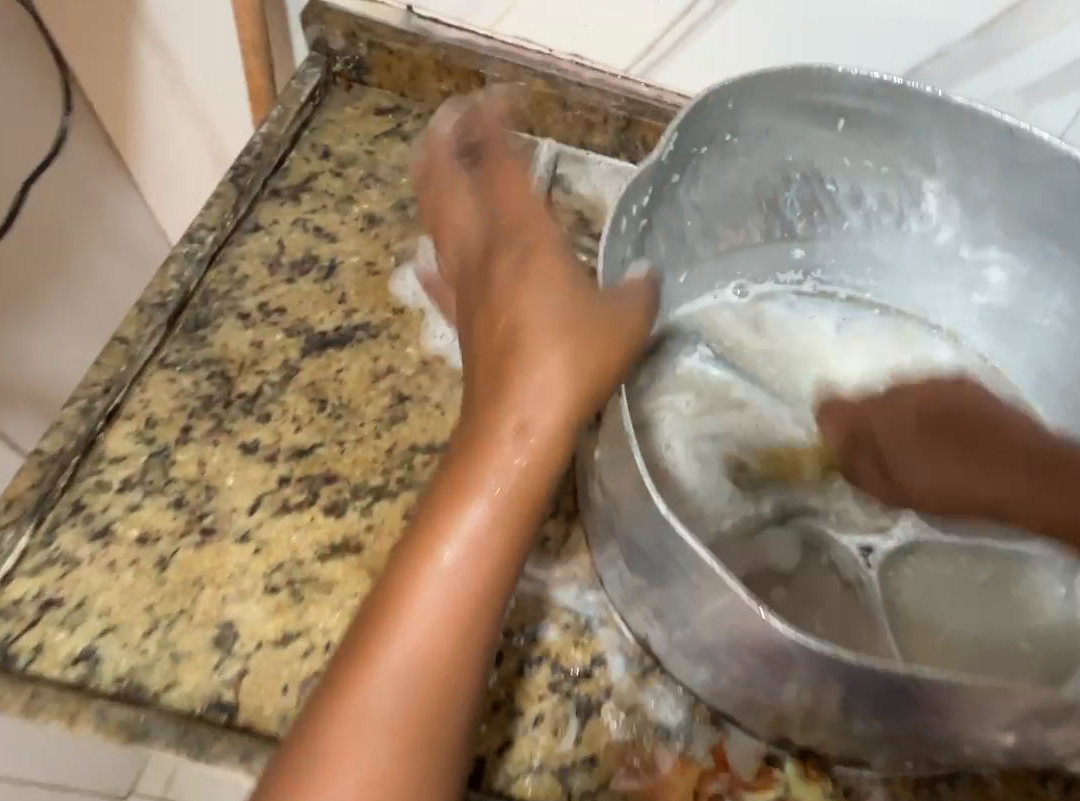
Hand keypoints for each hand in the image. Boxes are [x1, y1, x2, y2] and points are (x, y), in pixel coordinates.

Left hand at [413, 90, 658, 447]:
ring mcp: (464, 285)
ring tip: (437, 165)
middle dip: (445, 139)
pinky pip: (439, 279)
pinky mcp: (459, 320)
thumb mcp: (626, 322)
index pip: (498, 159)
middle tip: (455, 117)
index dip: (495, 122)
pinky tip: (430, 257)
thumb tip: (648, 273)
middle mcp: (484, 249)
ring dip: (432, 184)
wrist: (520, 420)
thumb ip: (639, 289)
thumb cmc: (573, 360)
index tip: (504, 100)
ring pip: (434, 221)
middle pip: (446, 178)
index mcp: (524, 234)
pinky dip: (434, 259)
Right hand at [815, 377, 1073, 520]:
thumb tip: (836, 447)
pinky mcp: (965, 381)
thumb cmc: (952, 490)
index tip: (844, 450)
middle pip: (867, 400)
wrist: (1027, 472)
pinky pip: (931, 394)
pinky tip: (954, 438)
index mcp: (875, 415)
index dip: (831, 427)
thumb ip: (855, 465)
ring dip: (904, 418)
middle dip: (871, 425)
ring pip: (901, 396)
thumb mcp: (892, 492)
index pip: (828, 405)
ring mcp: (935, 380)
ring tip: (928, 450)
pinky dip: (932, 412)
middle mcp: (899, 387)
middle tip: (891, 459)